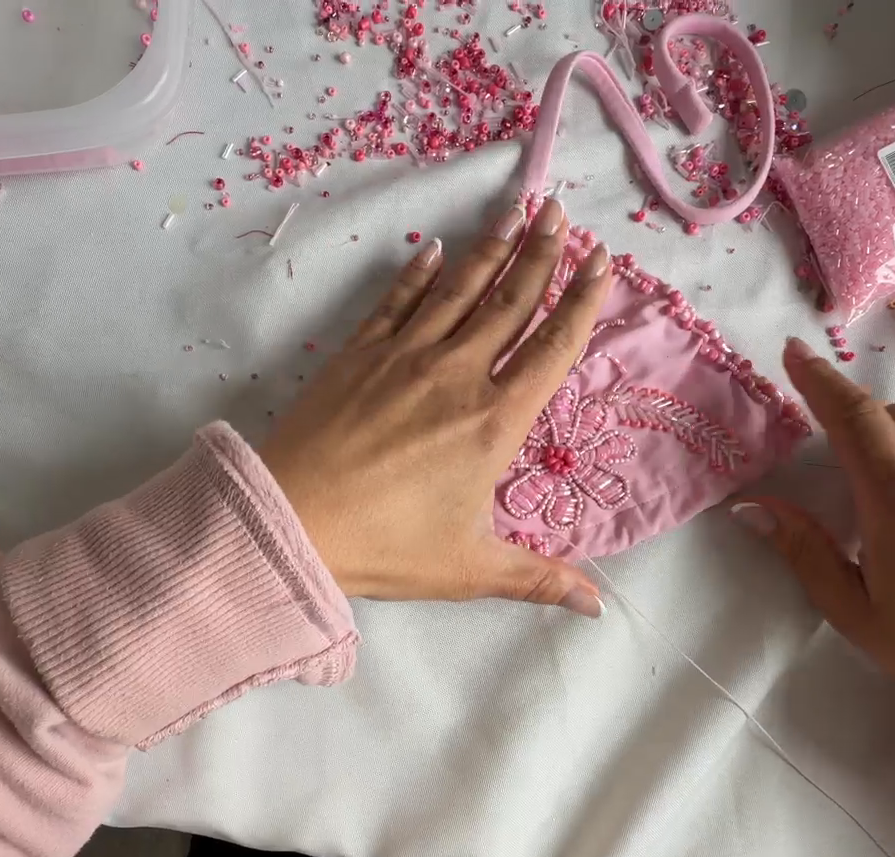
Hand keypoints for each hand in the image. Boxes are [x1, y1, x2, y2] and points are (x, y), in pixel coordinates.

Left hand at [261, 198, 611, 616]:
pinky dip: (419, 272)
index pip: (551, 349)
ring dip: (492, 248)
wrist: (292, 520)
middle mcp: (458, 375)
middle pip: (510, 302)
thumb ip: (538, 579)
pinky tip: (434, 249)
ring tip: (518, 212)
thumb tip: (597, 606)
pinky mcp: (360, 353)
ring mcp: (405, 356)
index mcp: (494, 423)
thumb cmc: (385, 546)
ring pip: (460, 289)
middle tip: (563, 215)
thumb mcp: (469, 568)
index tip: (602, 264)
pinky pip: (398, 299)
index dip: (581, 304)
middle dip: (542, 255)